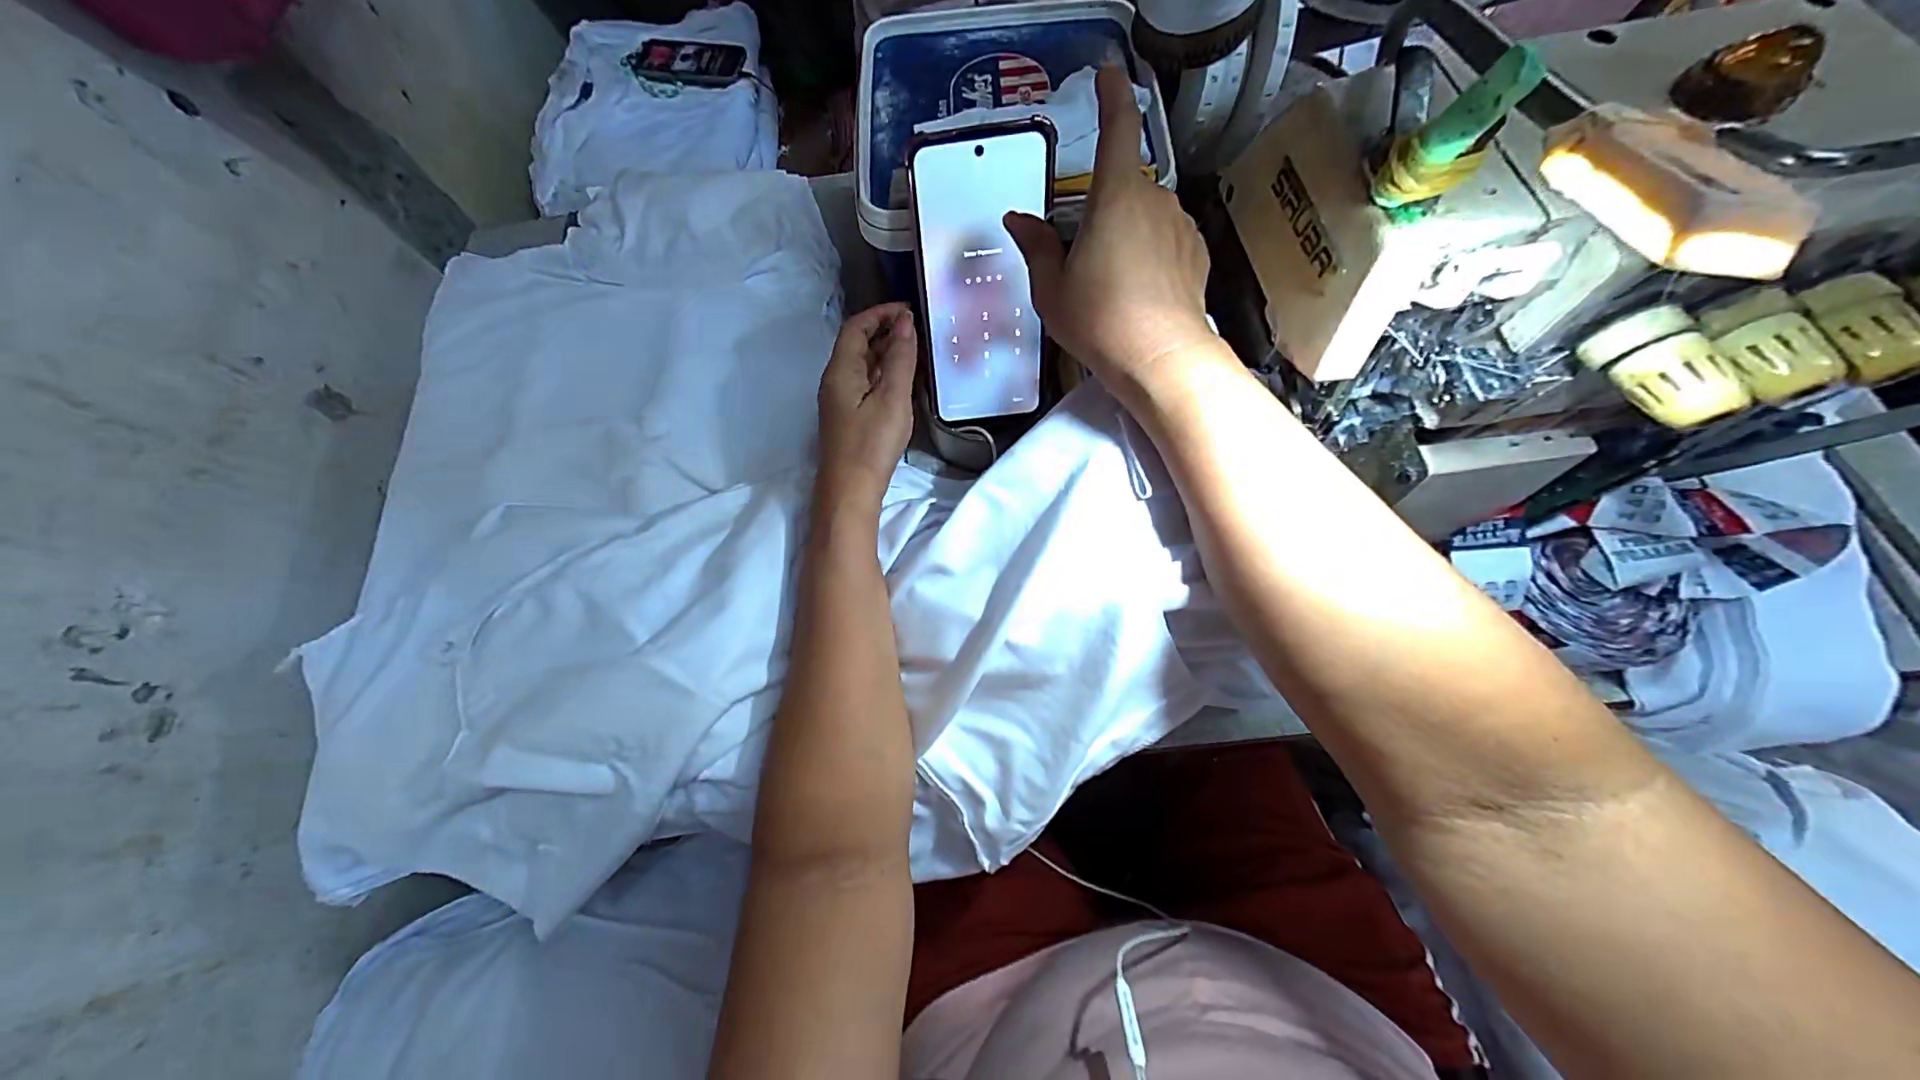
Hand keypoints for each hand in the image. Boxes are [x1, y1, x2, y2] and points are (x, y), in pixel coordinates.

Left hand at [815, 302, 916, 509]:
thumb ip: (900, 359)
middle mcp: (835, 380)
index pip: (856, 327)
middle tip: (916, 329)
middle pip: (857, 344)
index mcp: (841, 370)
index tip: (908, 310)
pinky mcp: (849, 417)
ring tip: (915, 350)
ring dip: (886, 352)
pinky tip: (903, 380)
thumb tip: (905, 324)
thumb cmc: (871, 443)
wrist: (850, 489)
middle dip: (885, 331)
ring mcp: (840, 400)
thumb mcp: (892, 398)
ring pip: (863, 365)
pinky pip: (866, 383)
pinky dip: (884, 373)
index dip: (880, 313)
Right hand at [1004, 65, 1216, 404]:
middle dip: (1102, 210)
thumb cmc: (1104, 323)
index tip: (1108, 78)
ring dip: (1125, 234)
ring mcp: (1179, 226)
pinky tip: (1134, 289)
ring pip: (1145, 215)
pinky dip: (1148, 254)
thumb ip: (1036, 246)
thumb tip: (1021, 222)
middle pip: (1123, 186)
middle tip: (1081, 254)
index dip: (1112, 95)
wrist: (1160, 358)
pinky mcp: (1195, 252)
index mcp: (1115, 197)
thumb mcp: (1052, 289)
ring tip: (1108, 282)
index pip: (1117, 126)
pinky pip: (1165, 240)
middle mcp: (1153, 201)